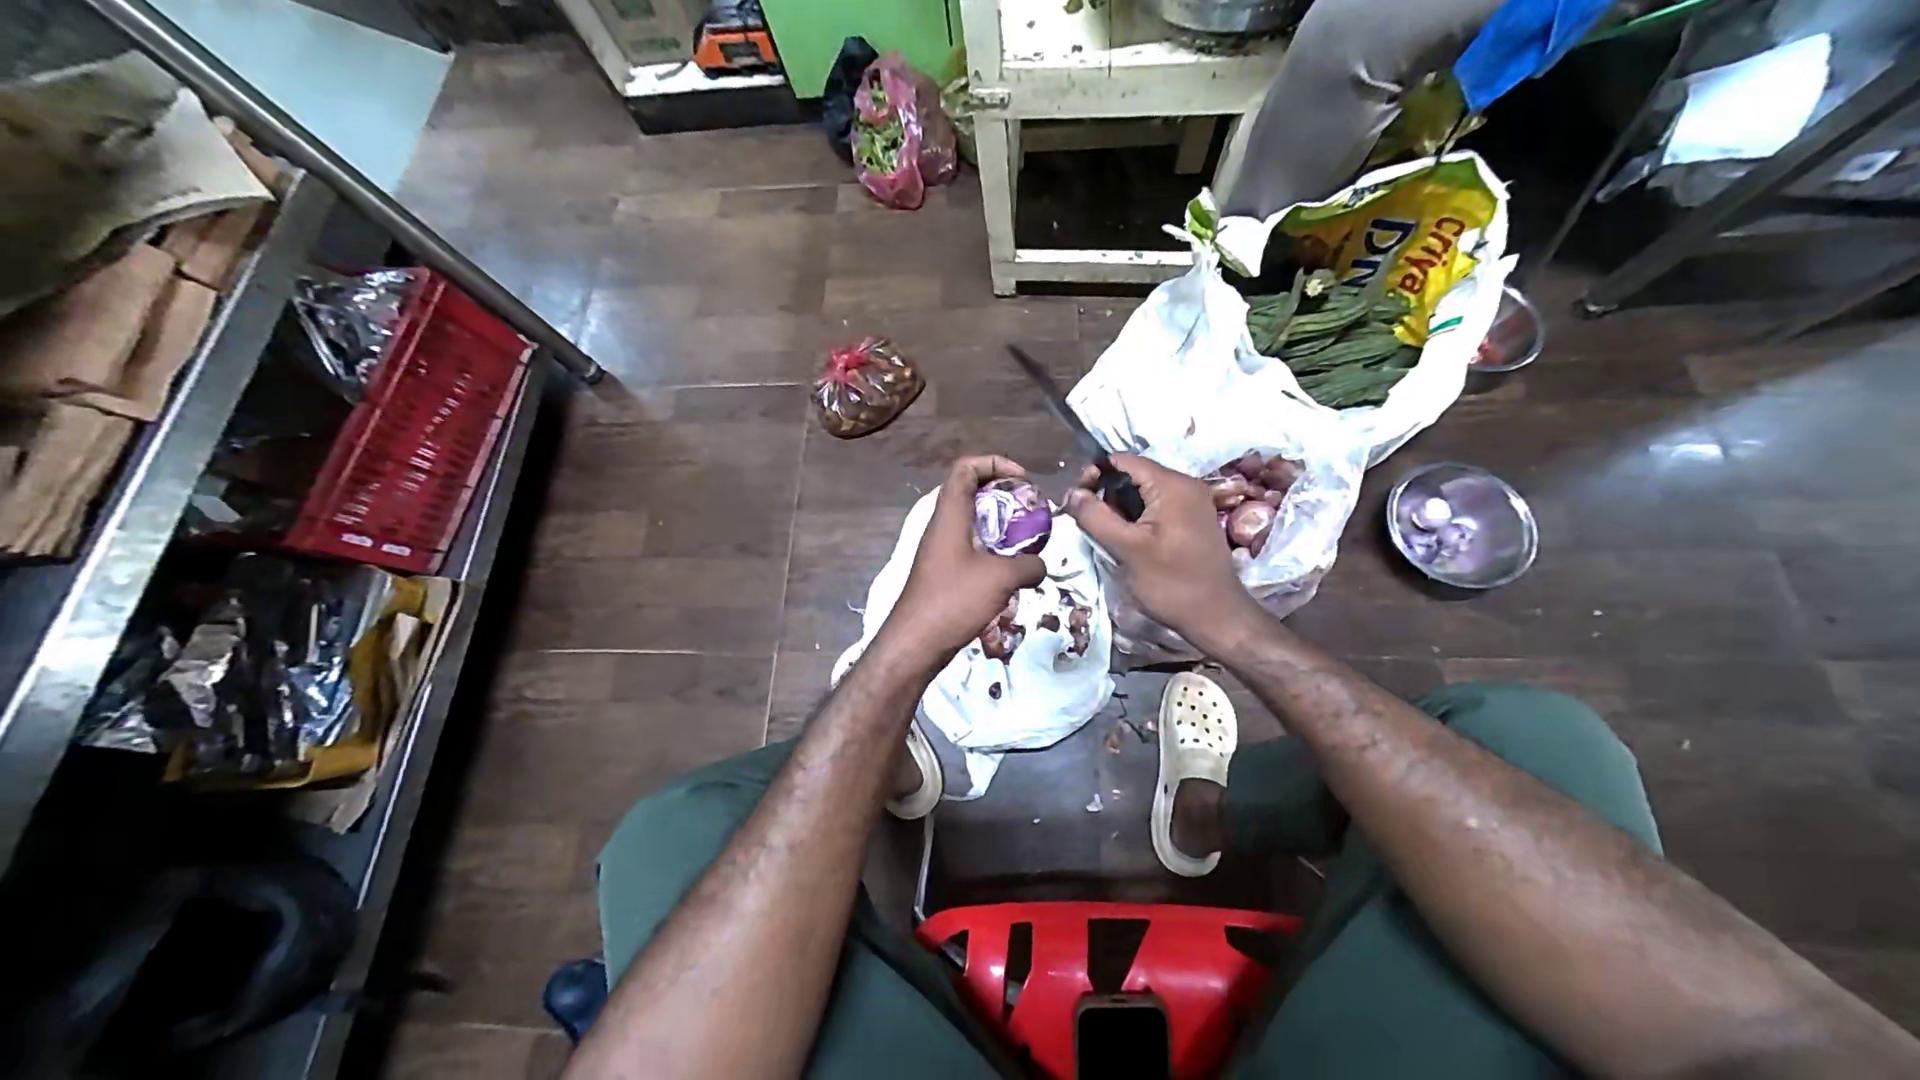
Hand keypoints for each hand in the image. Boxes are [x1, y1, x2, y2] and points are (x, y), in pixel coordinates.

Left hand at [881, 456, 1046, 663]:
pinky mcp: (944, 573)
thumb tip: (1040, 565)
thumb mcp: (1001, 578)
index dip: (994, 463)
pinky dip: (993, 550)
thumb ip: (1028, 565)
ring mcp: (941, 550)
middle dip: (1004, 495)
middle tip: (1030, 511)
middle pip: (971, 492)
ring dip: (1000, 525)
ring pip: (972, 522)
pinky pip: (971, 548)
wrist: (916, 643)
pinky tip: (1011, 571)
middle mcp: (942, 526)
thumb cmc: (953, 601)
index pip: (965, 468)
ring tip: (1028, 540)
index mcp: (949, 515)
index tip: (1022, 479)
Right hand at [1065, 454, 1262, 654]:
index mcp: (1171, 484)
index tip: (1077, 501)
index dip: (1094, 474)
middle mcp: (1185, 485)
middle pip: (1133, 475)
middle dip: (1106, 494)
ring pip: (1143, 492)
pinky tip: (1129, 541)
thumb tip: (1071, 493)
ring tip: (1109, 536)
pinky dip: (1138, 518)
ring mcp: (1192, 502)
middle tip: (1090, 523)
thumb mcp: (1126, 549)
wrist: (1217, 616)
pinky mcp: (1193, 520)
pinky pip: (1157, 507)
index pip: (1122, 460)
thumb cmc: (1171, 582)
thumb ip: (1095, 516)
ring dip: (1120, 509)